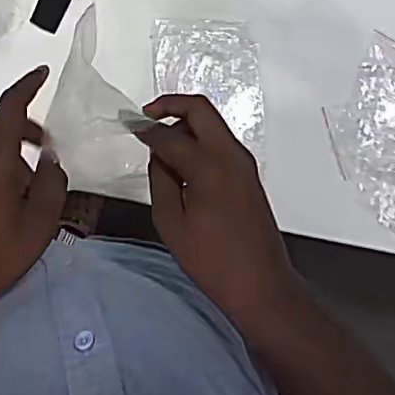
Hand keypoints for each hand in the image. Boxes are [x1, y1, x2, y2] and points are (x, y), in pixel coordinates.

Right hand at [136, 94, 303, 329]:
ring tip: (161, 143)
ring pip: (211, 122)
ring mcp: (243, 163)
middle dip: (170, 105)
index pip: (169, 135)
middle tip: (147, 115)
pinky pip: (219, 140)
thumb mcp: (172, 222)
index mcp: (209, 166)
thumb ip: (160, 179)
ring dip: (185, 123)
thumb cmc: (214, 262)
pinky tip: (182, 160)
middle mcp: (230, 155)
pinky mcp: (248, 173)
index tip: (130, 124)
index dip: (145, 128)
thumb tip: (159, 155)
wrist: (264, 289)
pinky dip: (198, 138)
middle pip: (199, 108)